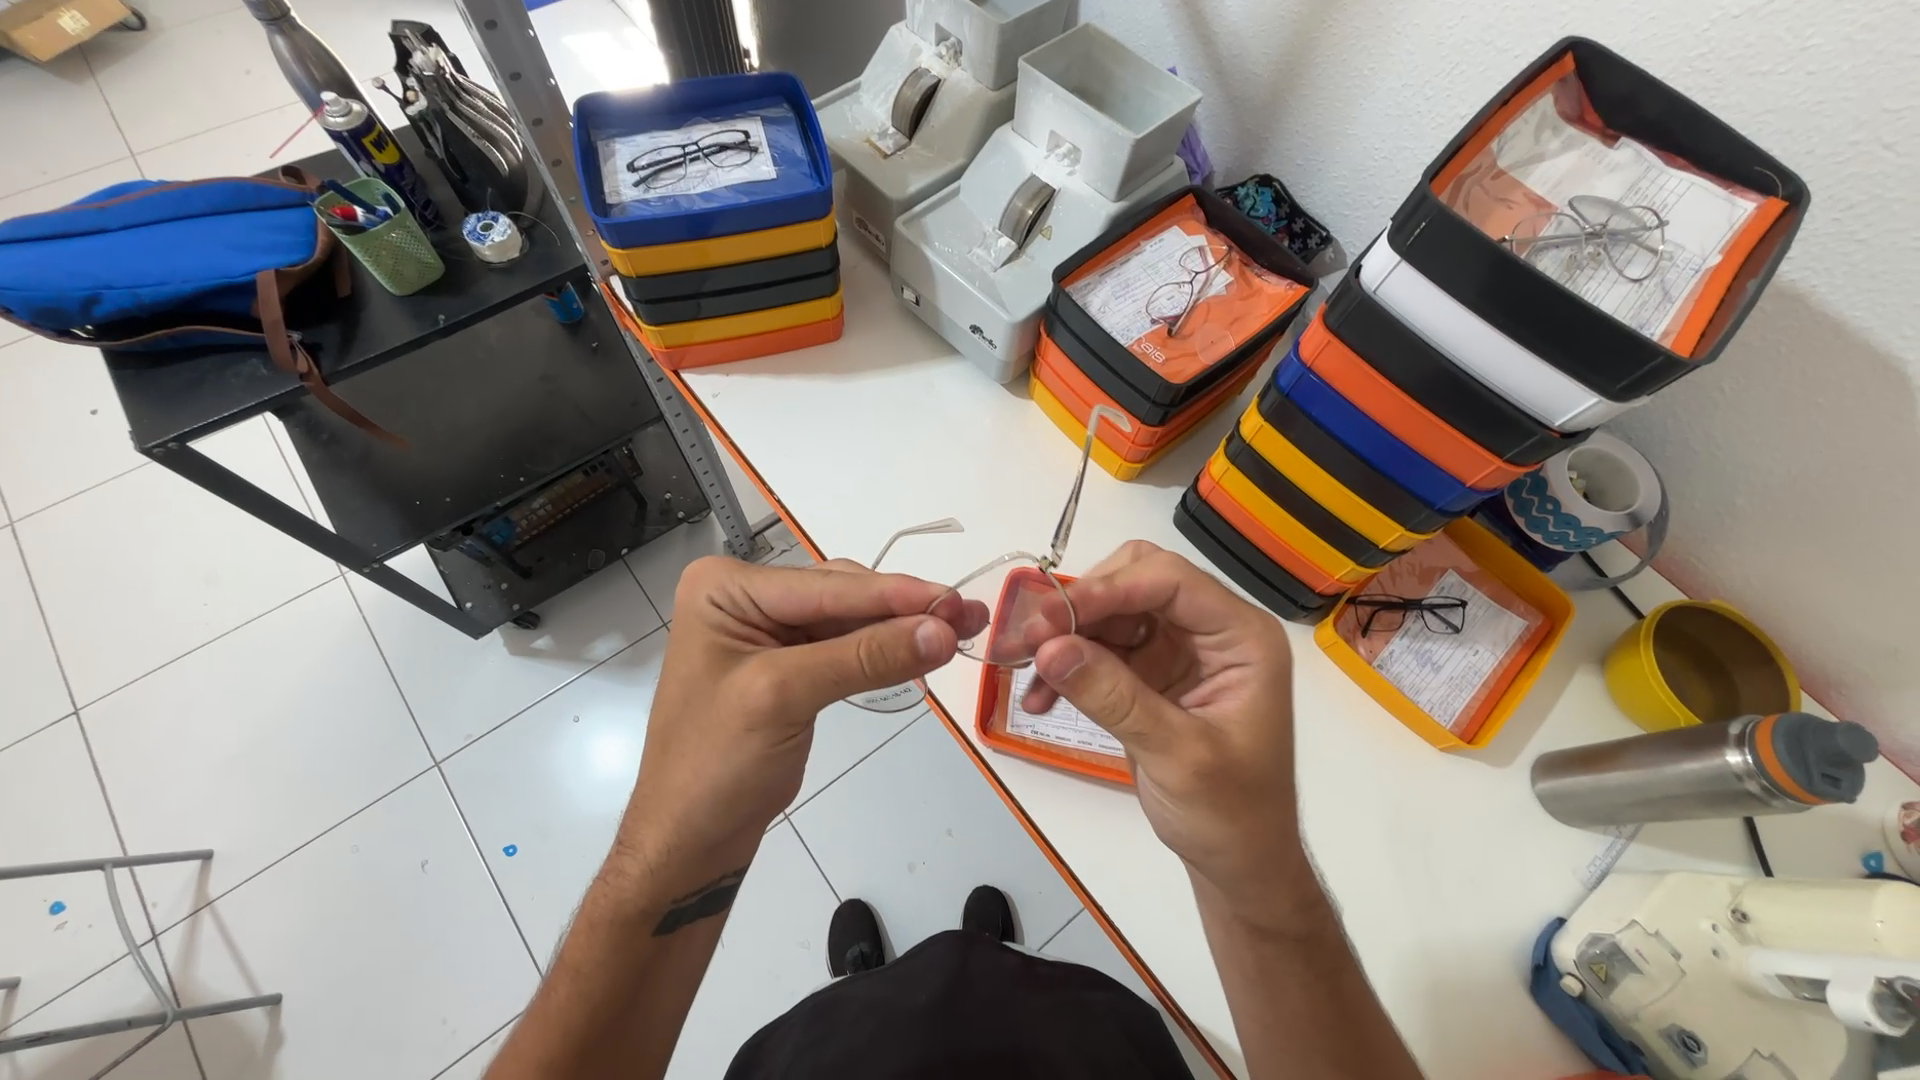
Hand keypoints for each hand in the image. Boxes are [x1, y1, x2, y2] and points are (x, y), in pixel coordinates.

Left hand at [620, 556, 964, 878]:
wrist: (689, 841)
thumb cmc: (716, 765)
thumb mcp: (785, 697)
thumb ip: (866, 657)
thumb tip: (944, 630)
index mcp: (726, 589)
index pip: (825, 586)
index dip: (896, 595)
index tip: (957, 601)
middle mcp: (745, 597)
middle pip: (842, 595)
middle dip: (905, 610)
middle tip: (970, 617)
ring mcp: (767, 630)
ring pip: (850, 619)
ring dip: (903, 628)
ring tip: (962, 629)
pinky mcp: (788, 663)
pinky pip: (845, 646)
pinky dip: (884, 651)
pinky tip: (923, 649)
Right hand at [1021, 542, 1306, 918]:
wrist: (1236, 860)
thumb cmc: (1230, 812)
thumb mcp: (1176, 755)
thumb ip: (1114, 697)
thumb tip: (1048, 648)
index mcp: (1241, 637)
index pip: (1170, 582)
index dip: (1108, 589)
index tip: (1049, 617)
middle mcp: (1209, 630)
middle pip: (1135, 582)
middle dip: (1081, 605)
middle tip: (1032, 637)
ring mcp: (1176, 648)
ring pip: (1109, 611)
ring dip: (1064, 635)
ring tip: (1020, 666)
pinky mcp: (1148, 671)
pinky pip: (1097, 648)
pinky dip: (1066, 665)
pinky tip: (1038, 698)